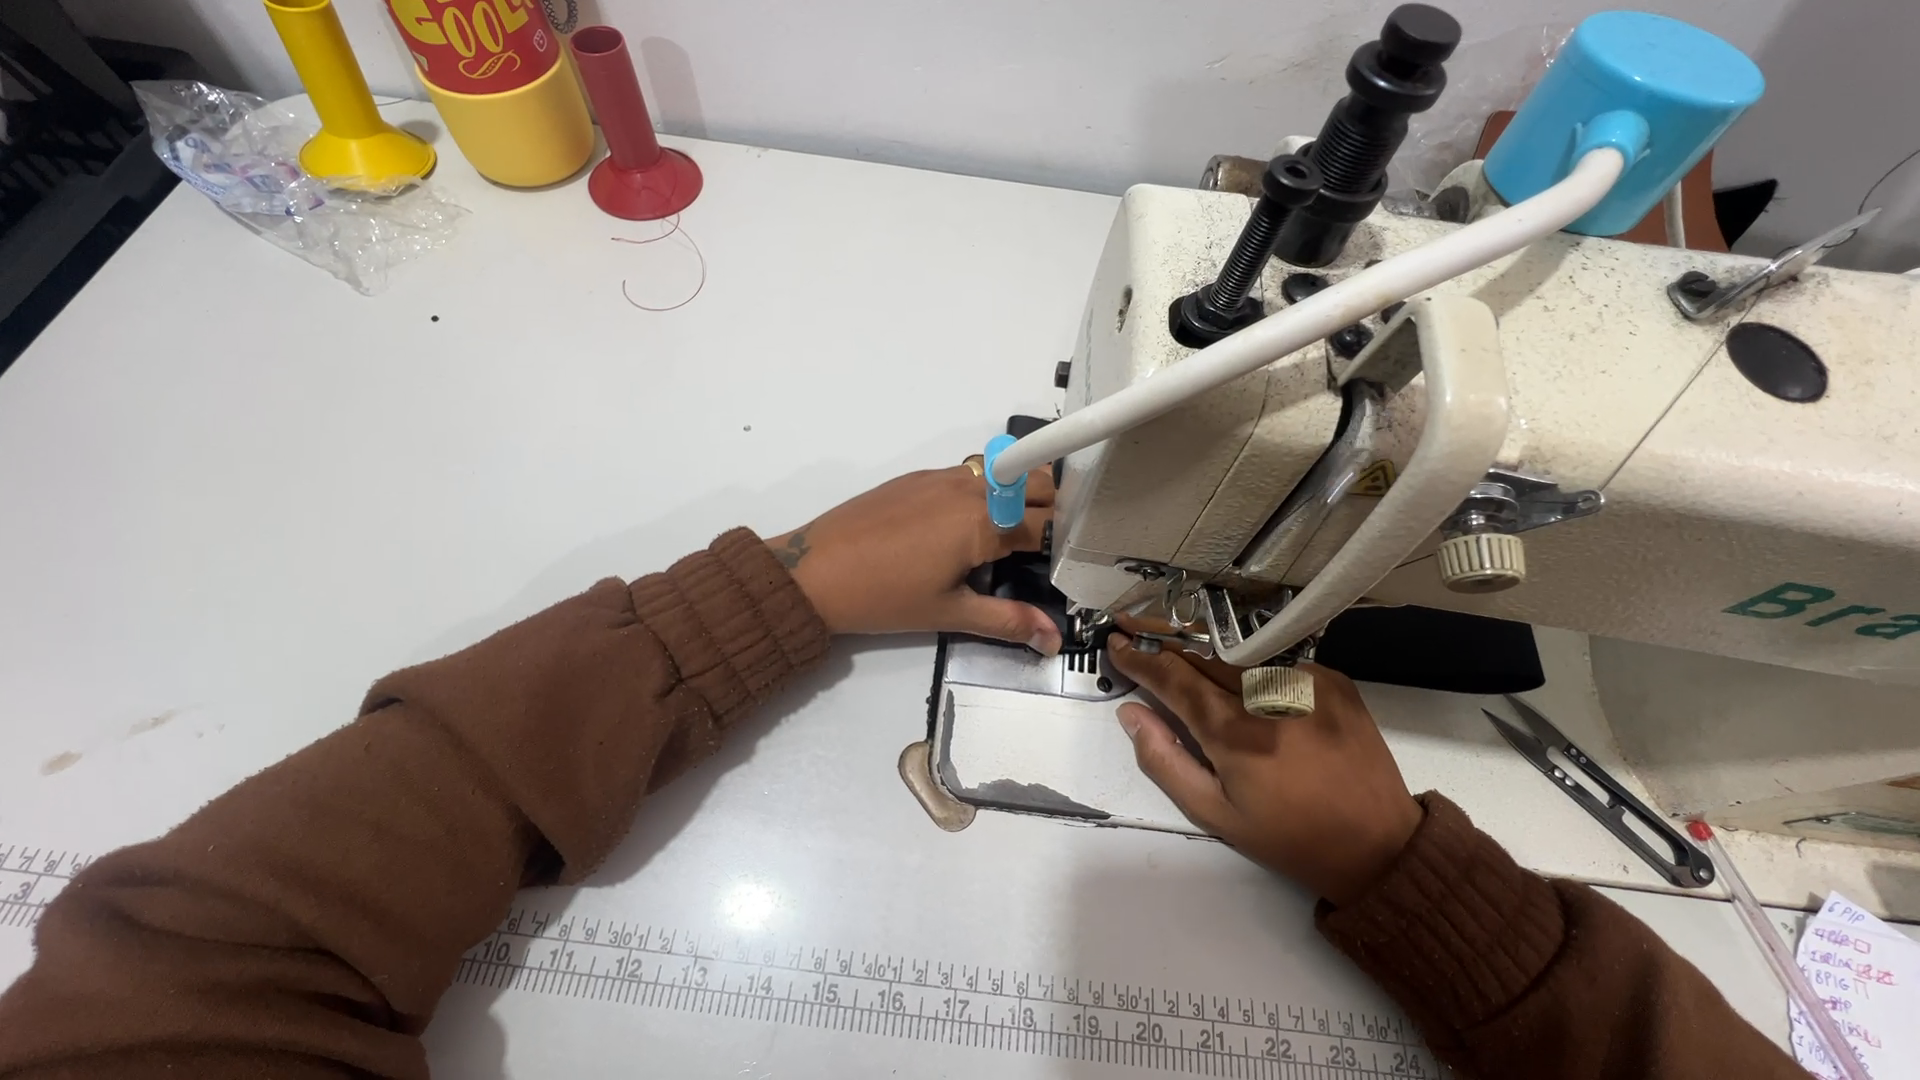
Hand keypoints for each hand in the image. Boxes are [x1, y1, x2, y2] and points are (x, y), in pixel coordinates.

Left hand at [767, 465, 1061, 653]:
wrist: (814, 571)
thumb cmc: (885, 597)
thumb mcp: (949, 613)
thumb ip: (1007, 621)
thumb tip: (1054, 640)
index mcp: (984, 523)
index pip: (1046, 523)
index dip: (1065, 542)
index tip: (1072, 560)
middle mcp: (969, 489)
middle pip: (1033, 481)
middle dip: (1051, 506)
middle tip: (1048, 544)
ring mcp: (940, 477)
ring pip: (1000, 473)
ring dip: (1018, 493)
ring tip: (1012, 533)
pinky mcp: (916, 477)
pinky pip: (967, 474)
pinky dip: (984, 490)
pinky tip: (967, 524)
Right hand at [1105, 635, 1421, 904]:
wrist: (1378, 845)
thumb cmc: (1288, 837)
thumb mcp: (1214, 814)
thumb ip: (1164, 760)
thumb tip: (1131, 713)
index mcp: (1235, 734)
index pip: (1173, 677)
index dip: (1139, 657)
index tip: (1117, 643)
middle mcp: (1269, 696)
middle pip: (1202, 652)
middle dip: (1164, 641)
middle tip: (1136, 629)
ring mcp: (1306, 682)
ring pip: (1237, 650)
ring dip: (1203, 646)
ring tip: (1179, 642)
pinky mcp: (1333, 679)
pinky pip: (1275, 658)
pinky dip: (1249, 662)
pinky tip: (1241, 674)